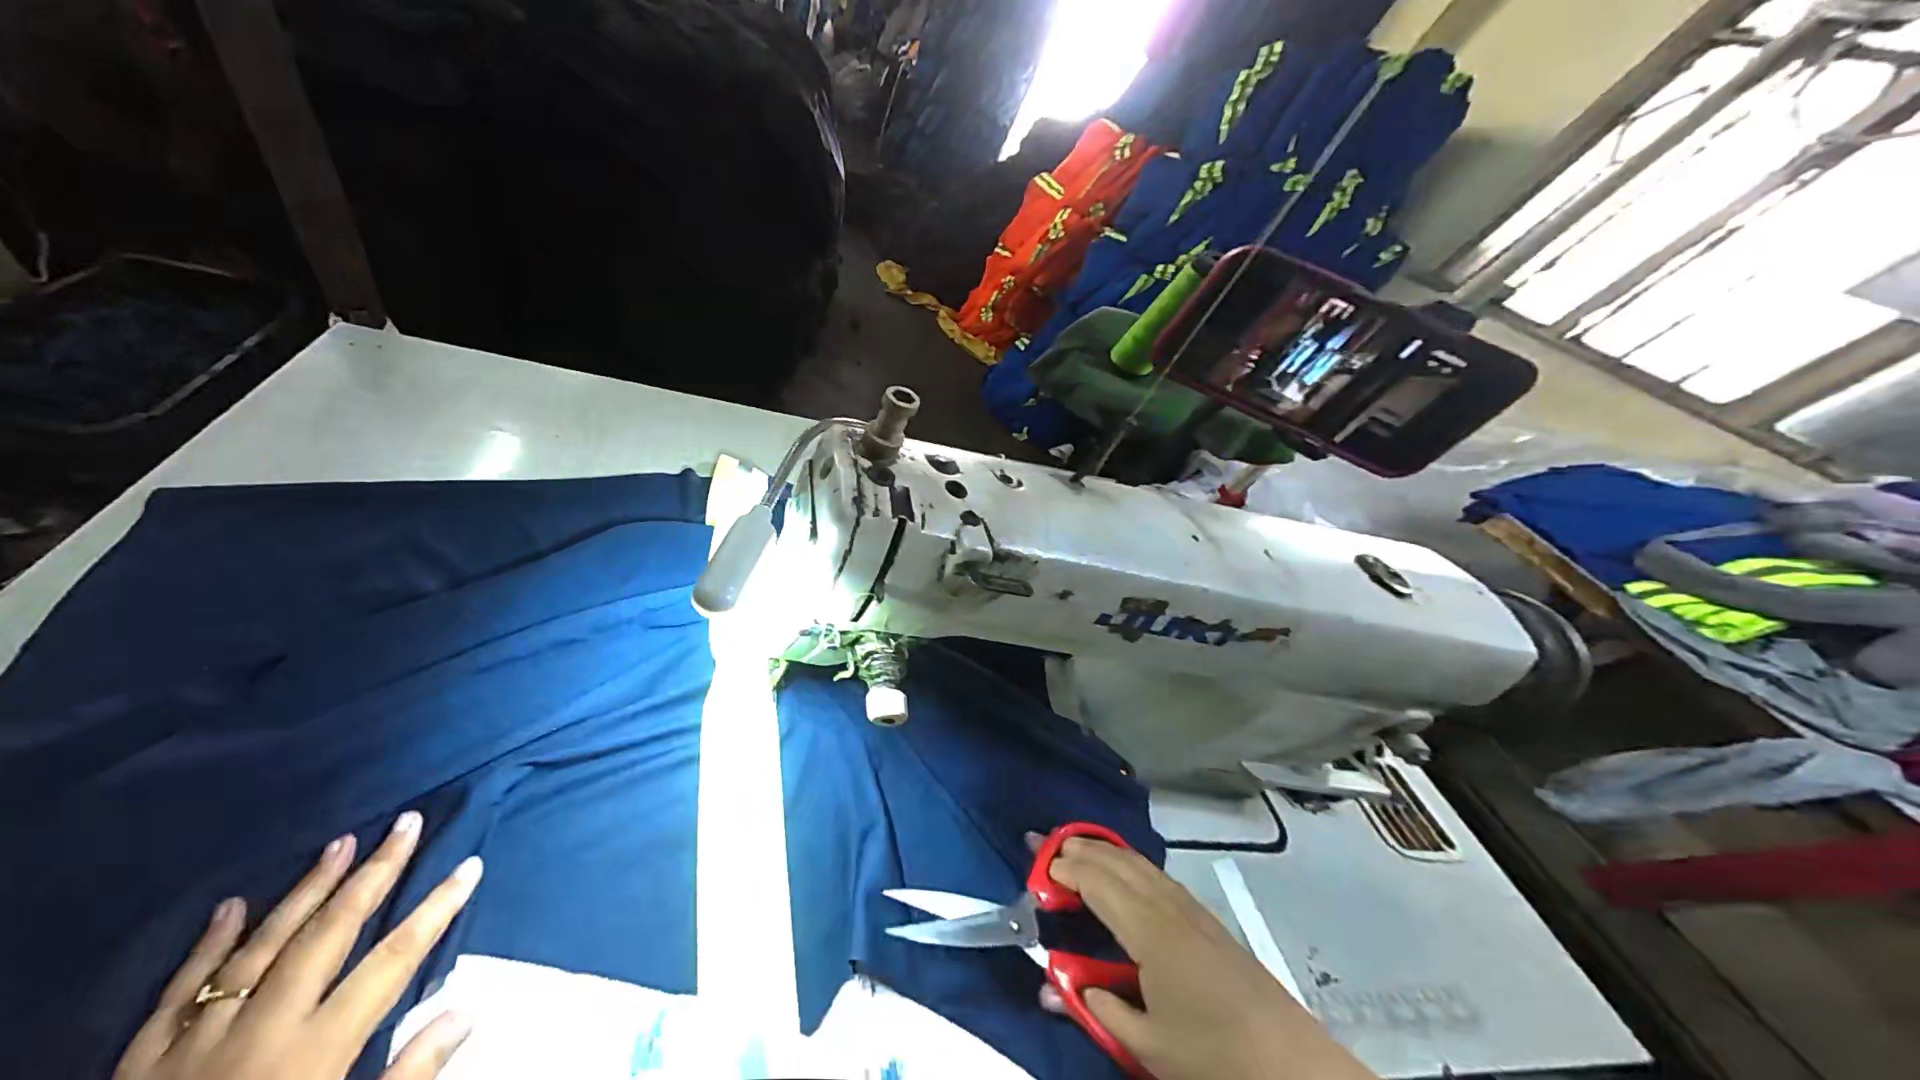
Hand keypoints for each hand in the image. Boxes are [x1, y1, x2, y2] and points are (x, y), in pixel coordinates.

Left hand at [114, 812, 482, 1079]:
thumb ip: (409, 1074)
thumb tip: (465, 1012)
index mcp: (316, 1048)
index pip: (394, 959)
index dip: (437, 908)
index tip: (470, 866)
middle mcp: (263, 1026)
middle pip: (329, 933)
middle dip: (374, 873)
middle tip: (405, 824)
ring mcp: (199, 1037)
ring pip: (262, 946)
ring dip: (306, 891)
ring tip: (340, 844)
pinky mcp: (144, 1058)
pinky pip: (181, 990)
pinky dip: (209, 944)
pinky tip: (232, 906)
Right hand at [1033, 834, 1374, 1079]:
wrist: (1292, 1063)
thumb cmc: (1215, 1055)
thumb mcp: (1148, 1045)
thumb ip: (1100, 1009)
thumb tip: (1057, 986)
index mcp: (1150, 930)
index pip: (1100, 884)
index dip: (1068, 871)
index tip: (1039, 868)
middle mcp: (1170, 908)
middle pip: (1120, 864)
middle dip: (1084, 850)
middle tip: (1050, 844)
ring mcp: (1193, 911)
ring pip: (1142, 866)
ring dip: (1108, 853)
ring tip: (1080, 848)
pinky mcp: (1207, 921)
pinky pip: (1159, 878)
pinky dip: (1132, 865)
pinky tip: (1127, 873)